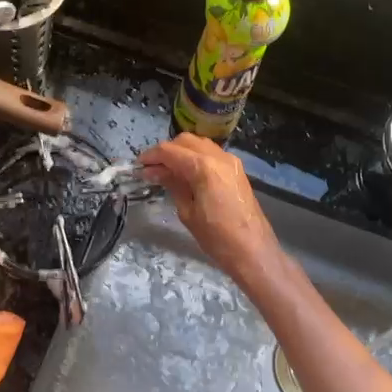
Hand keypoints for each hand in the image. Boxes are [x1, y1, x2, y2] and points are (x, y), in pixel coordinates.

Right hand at [140, 134, 281, 285]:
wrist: (253, 251)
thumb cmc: (216, 237)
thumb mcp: (187, 212)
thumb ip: (172, 184)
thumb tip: (153, 171)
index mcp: (203, 166)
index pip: (170, 151)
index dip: (151, 156)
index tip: (138, 166)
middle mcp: (218, 156)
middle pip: (185, 141)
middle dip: (166, 151)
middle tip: (152, 169)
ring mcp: (231, 161)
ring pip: (200, 144)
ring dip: (182, 152)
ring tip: (168, 171)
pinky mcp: (237, 169)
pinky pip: (211, 153)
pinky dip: (196, 157)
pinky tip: (188, 174)